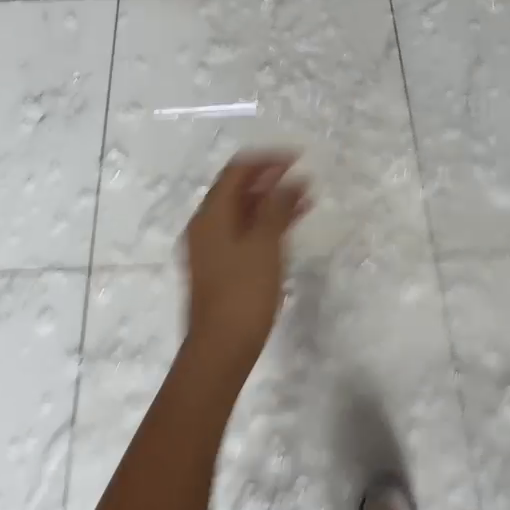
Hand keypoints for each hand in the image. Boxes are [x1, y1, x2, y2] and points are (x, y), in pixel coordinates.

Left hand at [181, 151, 309, 378]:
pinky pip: (242, 233)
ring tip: (305, 201)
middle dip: (270, 180)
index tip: (297, 158)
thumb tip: (290, 179)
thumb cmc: (244, 293)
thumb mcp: (265, 245)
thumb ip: (277, 208)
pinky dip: (264, 225)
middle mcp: (205, 226)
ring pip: (242, 213)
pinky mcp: (219, 269)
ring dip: (270, 203)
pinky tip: (288, 230)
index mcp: (210, 215)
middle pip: (237, 190)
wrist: (220, 350)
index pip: (237, 170)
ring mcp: (210, 249)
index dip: (267, 160)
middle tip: (302, 178)